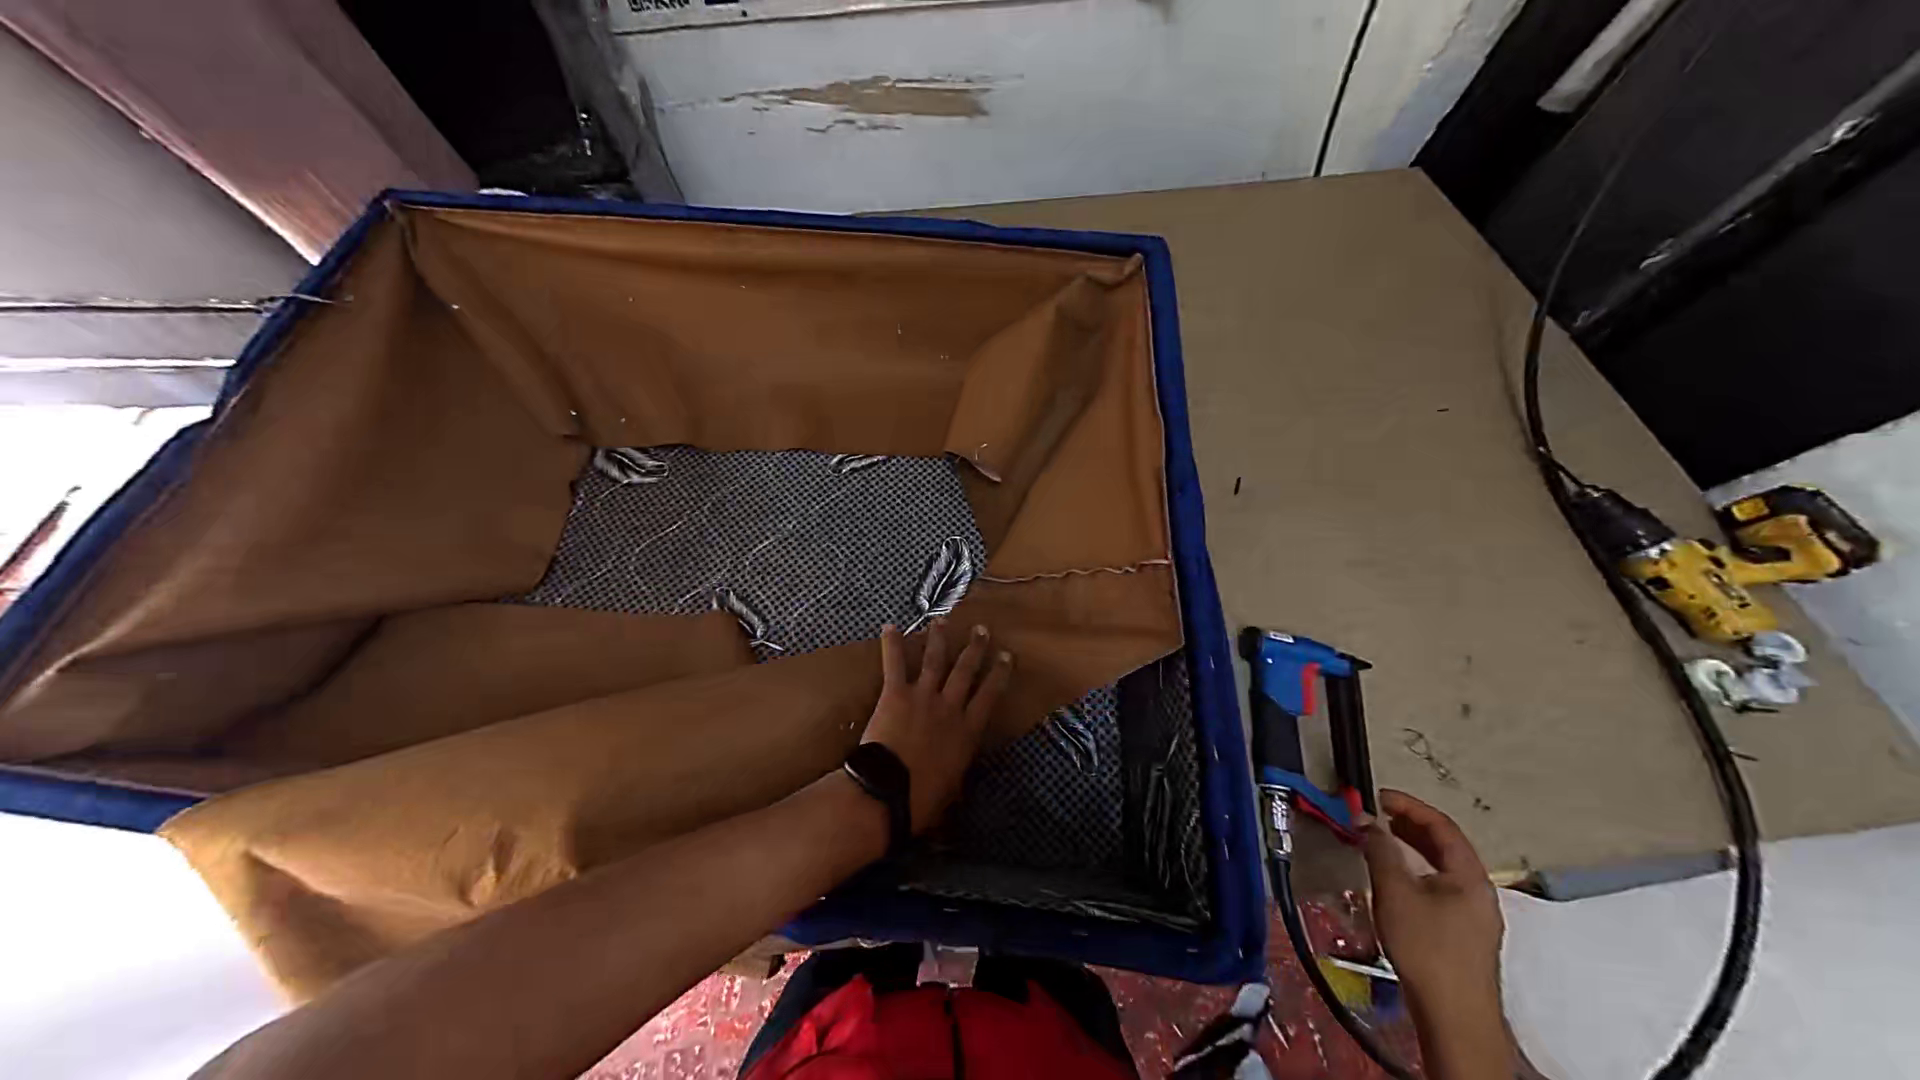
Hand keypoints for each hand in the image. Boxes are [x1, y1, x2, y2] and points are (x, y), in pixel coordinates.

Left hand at [863, 620, 1012, 830]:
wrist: (890, 790)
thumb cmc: (923, 799)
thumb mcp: (952, 788)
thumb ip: (958, 771)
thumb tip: (959, 779)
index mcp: (967, 730)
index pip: (989, 695)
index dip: (999, 674)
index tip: (1007, 656)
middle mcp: (950, 707)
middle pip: (966, 671)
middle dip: (975, 648)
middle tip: (982, 630)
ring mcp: (923, 696)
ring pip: (935, 660)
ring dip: (939, 639)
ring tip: (943, 621)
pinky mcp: (895, 694)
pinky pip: (894, 663)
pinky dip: (891, 644)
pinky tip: (890, 626)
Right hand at [1361, 789, 1503, 1006]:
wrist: (1453, 1014)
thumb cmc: (1425, 946)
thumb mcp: (1394, 891)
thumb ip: (1380, 850)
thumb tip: (1366, 820)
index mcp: (1469, 876)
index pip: (1441, 825)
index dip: (1408, 805)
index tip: (1377, 796)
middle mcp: (1477, 890)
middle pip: (1444, 845)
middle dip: (1407, 825)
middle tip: (1374, 815)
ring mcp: (1473, 914)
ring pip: (1440, 867)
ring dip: (1409, 848)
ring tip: (1377, 840)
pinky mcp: (1461, 932)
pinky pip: (1438, 886)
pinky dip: (1413, 871)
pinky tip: (1392, 878)